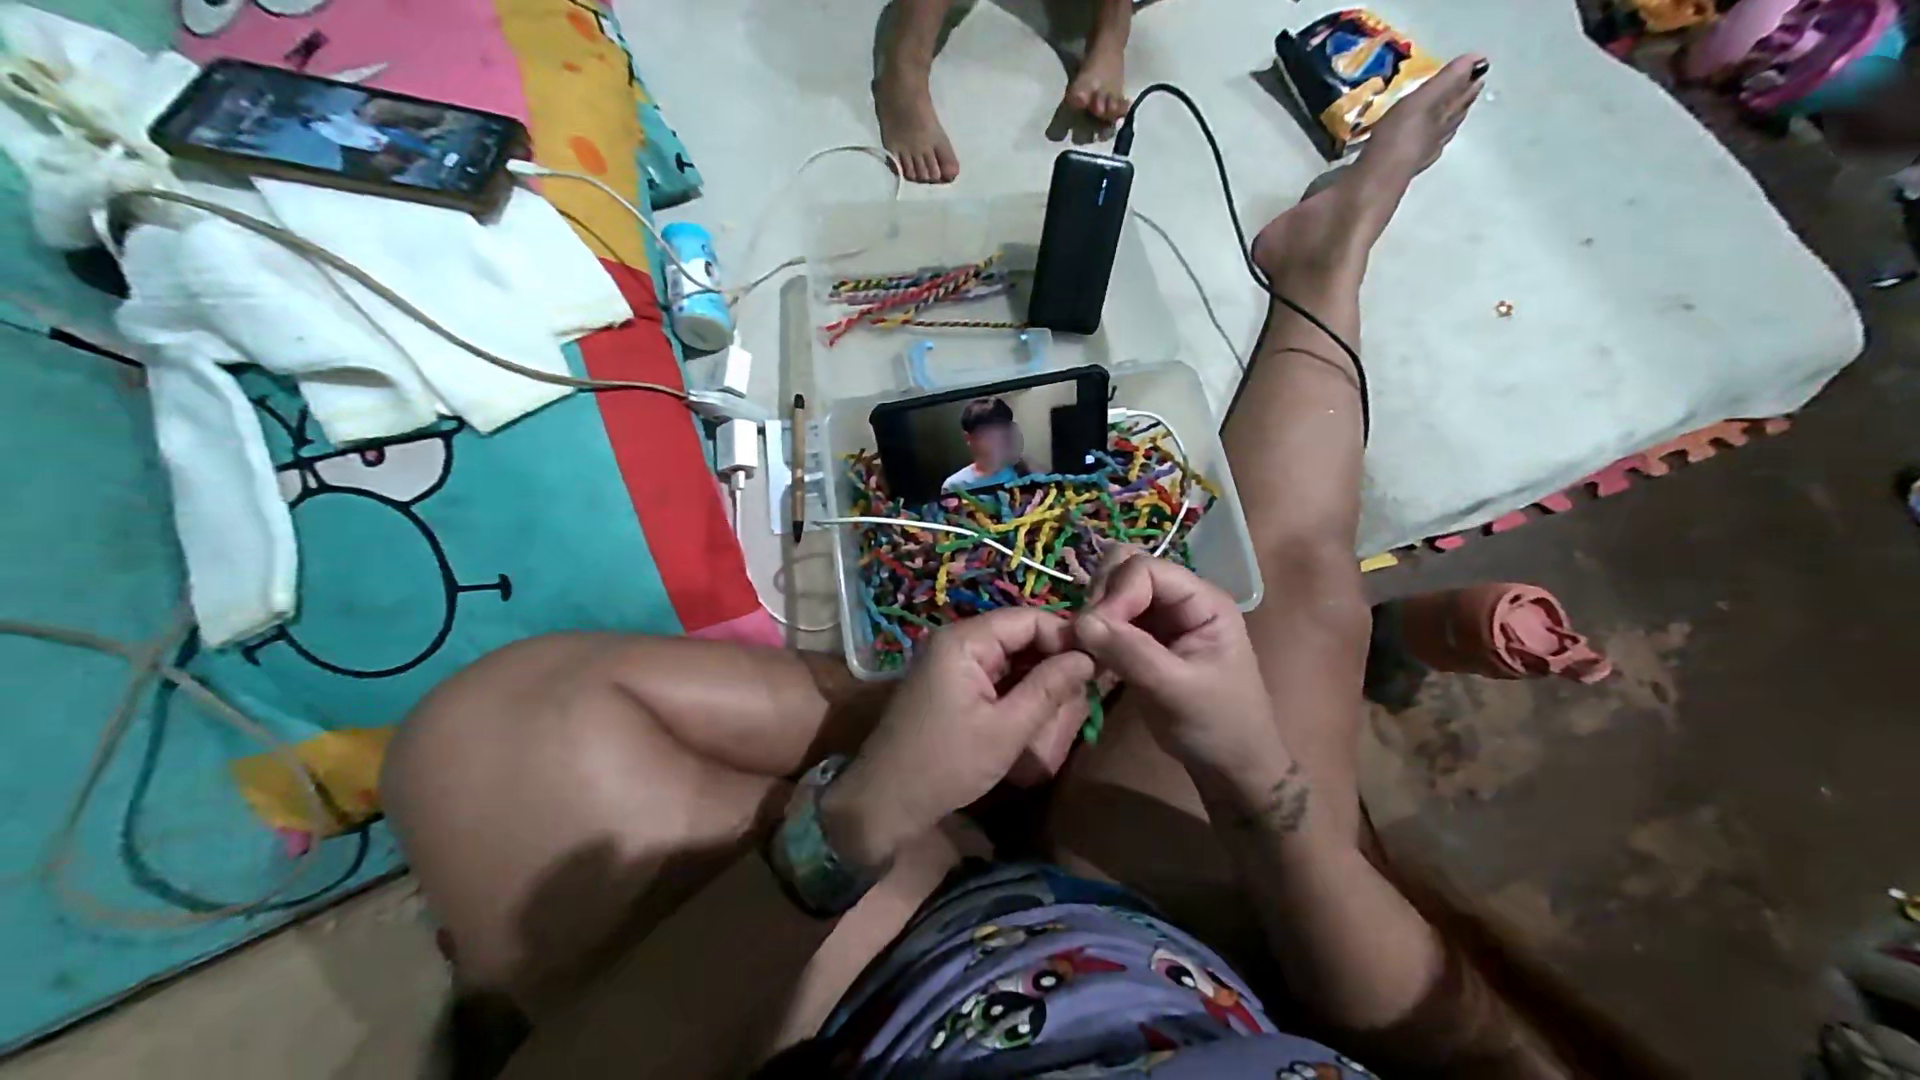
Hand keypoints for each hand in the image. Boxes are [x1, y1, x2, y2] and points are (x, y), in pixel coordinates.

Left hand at [821, 608, 1095, 869]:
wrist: (884, 800)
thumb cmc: (946, 764)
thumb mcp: (1006, 729)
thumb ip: (1048, 689)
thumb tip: (1088, 658)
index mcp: (964, 641)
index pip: (1027, 619)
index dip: (1065, 635)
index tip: (1099, 661)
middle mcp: (955, 641)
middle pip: (1018, 634)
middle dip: (1054, 656)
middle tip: (1091, 683)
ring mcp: (949, 662)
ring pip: (1008, 654)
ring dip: (1039, 673)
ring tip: (1074, 696)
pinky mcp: (949, 683)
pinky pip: (993, 672)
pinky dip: (1018, 685)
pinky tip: (1042, 705)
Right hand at [1072, 551, 1284, 786]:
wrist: (1228, 764)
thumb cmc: (1218, 725)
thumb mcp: (1177, 690)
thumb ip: (1131, 653)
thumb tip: (1081, 622)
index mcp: (1203, 600)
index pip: (1145, 570)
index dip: (1115, 594)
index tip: (1094, 632)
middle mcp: (1179, 599)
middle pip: (1125, 569)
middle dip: (1100, 597)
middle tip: (1087, 637)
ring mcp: (1160, 616)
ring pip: (1112, 590)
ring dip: (1093, 613)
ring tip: (1088, 648)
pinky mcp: (1141, 636)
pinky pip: (1108, 616)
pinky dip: (1093, 630)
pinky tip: (1089, 654)